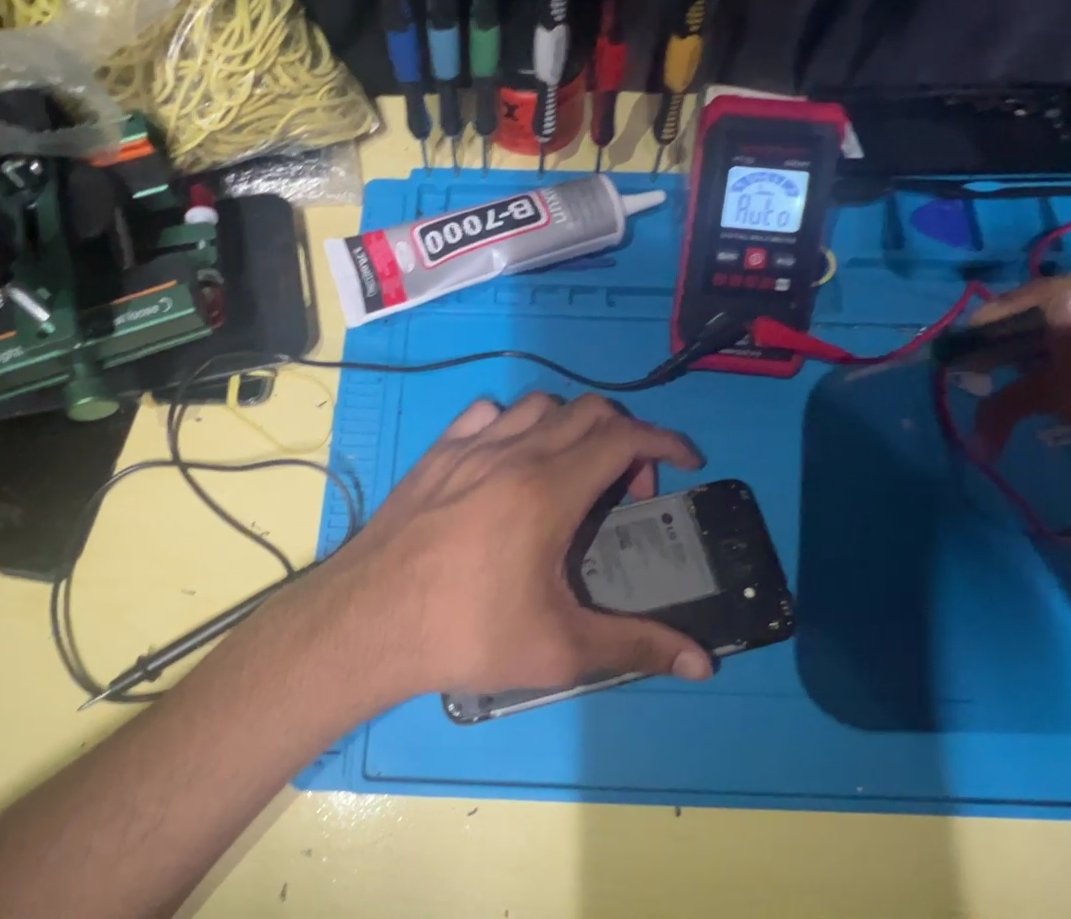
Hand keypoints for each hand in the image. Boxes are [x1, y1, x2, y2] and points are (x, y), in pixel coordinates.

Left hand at [315, 393, 714, 697]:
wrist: (367, 624)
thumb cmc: (466, 634)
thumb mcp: (559, 649)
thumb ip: (636, 646)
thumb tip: (703, 666)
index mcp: (549, 490)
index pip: (625, 437)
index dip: (666, 442)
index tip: (688, 461)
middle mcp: (513, 452)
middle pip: (588, 411)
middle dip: (626, 437)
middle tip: (628, 489)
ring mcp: (467, 448)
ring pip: (537, 404)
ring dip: (572, 426)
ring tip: (574, 473)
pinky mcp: (435, 455)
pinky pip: (485, 414)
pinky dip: (514, 423)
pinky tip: (508, 461)